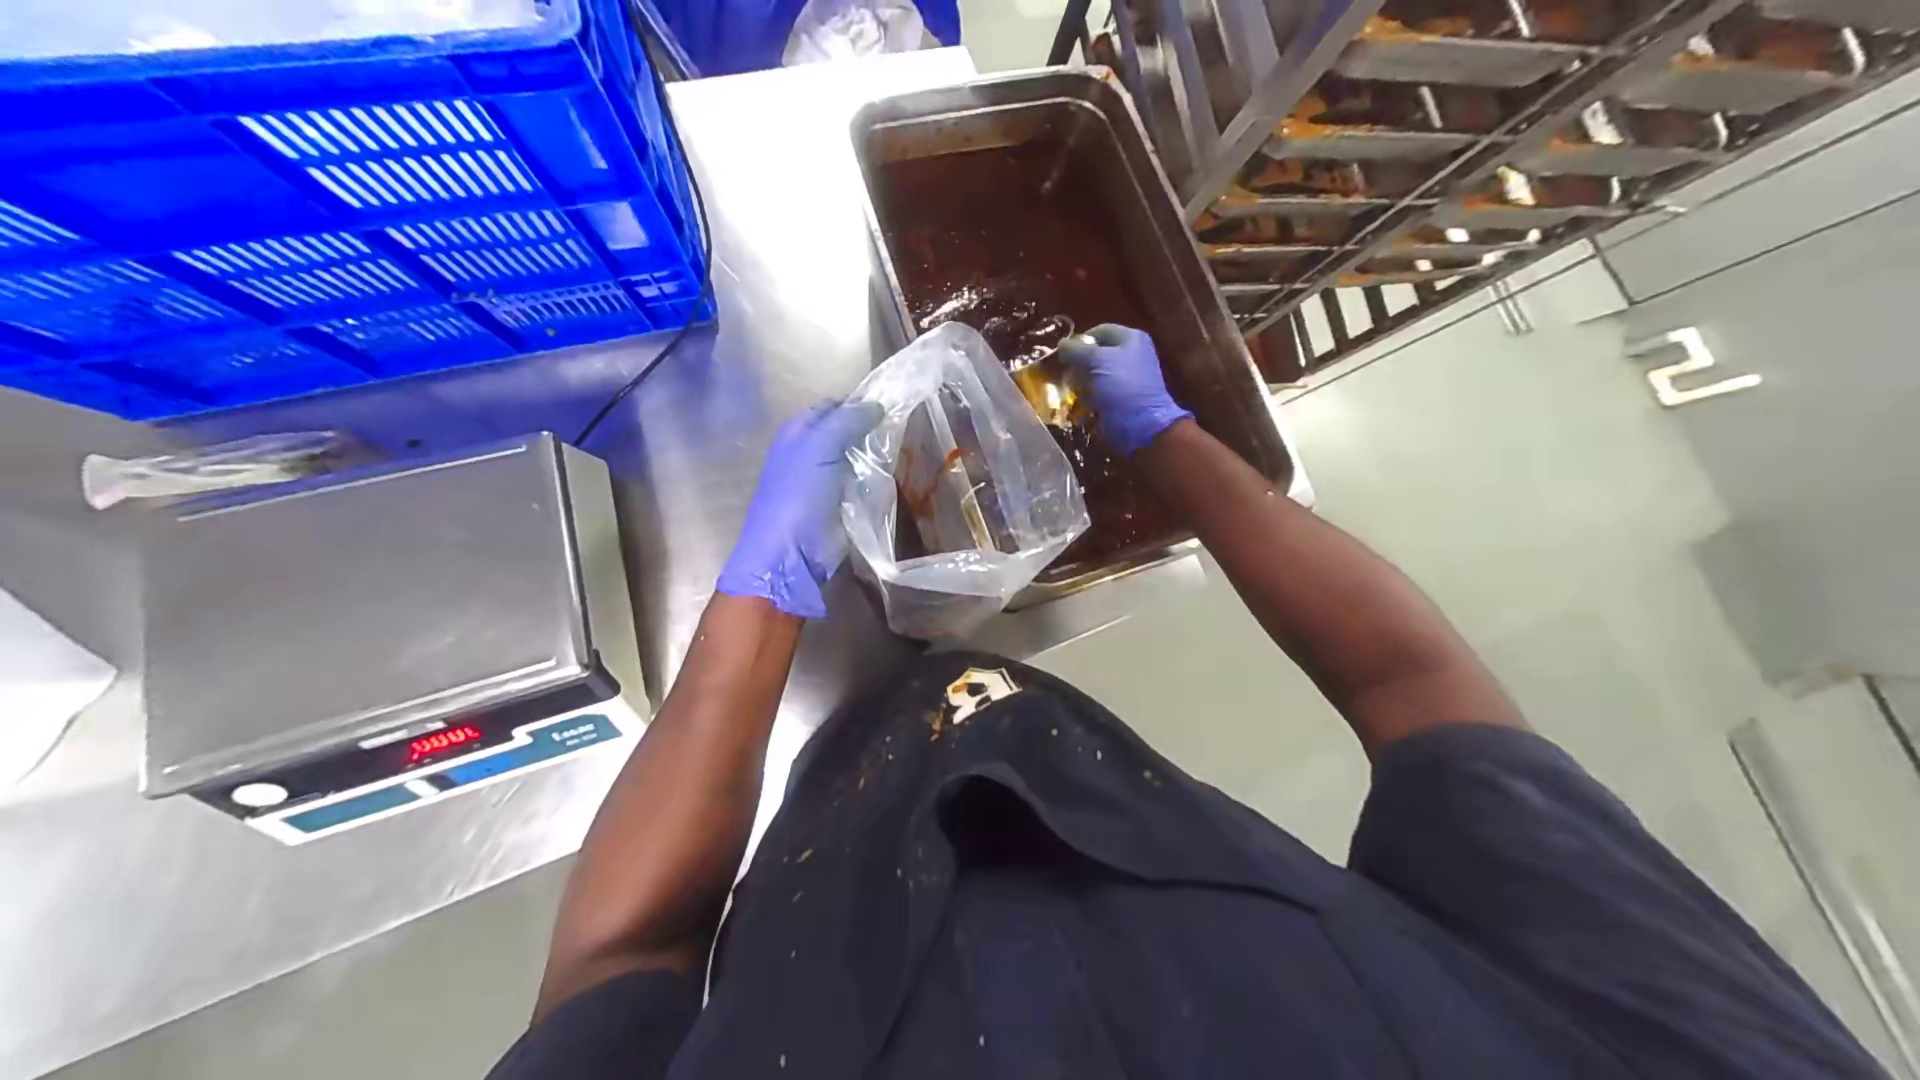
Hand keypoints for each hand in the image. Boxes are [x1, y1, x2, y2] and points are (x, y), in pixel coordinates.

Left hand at [717, 401, 882, 617]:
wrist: (791, 555)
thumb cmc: (799, 496)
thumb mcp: (820, 448)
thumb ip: (846, 421)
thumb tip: (876, 405)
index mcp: (799, 434)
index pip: (832, 407)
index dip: (858, 402)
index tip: (891, 401)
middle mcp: (811, 454)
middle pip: (848, 434)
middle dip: (872, 430)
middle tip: (903, 426)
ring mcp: (826, 482)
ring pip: (859, 460)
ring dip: (877, 458)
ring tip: (906, 449)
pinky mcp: (841, 507)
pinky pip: (864, 487)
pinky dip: (878, 482)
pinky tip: (895, 478)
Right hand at [1059, 323, 1193, 456]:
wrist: (1141, 426)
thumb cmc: (1120, 386)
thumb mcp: (1095, 361)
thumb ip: (1075, 350)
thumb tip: (1062, 345)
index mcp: (1131, 339)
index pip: (1099, 331)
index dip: (1079, 341)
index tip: (1063, 355)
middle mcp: (1131, 355)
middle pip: (1097, 354)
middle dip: (1078, 364)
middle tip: (1064, 374)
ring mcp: (1127, 379)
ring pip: (1096, 375)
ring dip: (1081, 383)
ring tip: (1069, 391)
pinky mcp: (1122, 399)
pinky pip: (1100, 393)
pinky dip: (1088, 398)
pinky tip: (1079, 404)